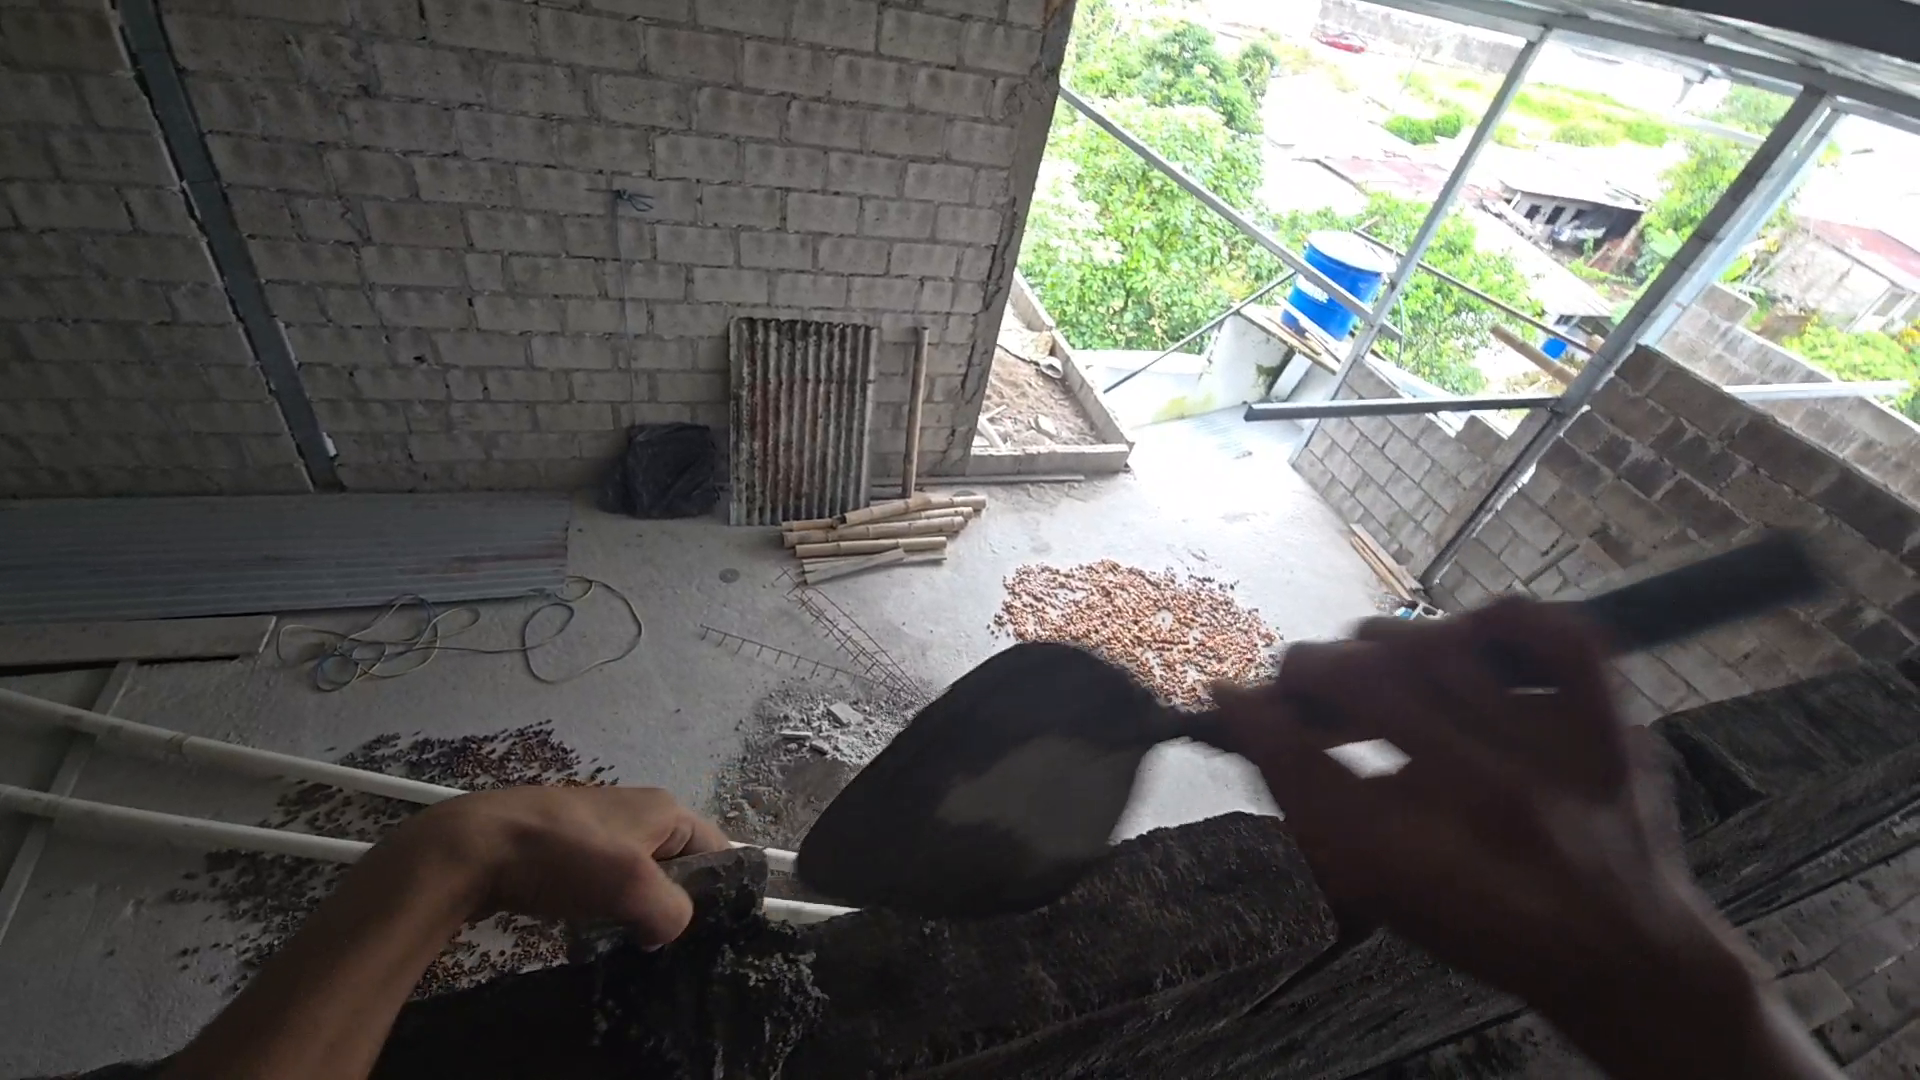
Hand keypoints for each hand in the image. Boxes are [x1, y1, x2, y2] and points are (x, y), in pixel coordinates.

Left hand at [387, 786, 731, 944]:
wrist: (472, 848)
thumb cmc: (563, 857)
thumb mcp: (632, 886)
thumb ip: (670, 912)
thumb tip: (664, 932)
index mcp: (666, 808)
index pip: (717, 848)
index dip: (720, 888)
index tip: (705, 931)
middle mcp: (639, 812)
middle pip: (678, 864)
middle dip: (672, 902)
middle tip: (658, 940)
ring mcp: (599, 829)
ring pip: (638, 876)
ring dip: (633, 908)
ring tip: (619, 938)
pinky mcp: (564, 847)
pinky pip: (601, 881)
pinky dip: (600, 906)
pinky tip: (583, 927)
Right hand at [1213, 600, 1838, 1077]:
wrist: (1623, 955)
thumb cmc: (1468, 915)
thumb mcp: (1361, 876)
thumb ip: (1291, 789)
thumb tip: (1237, 706)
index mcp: (1417, 852)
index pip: (1296, 753)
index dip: (1250, 712)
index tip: (1230, 695)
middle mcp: (1485, 796)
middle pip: (1361, 678)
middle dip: (1309, 672)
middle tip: (1304, 687)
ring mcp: (1556, 752)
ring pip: (1435, 643)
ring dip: (1382, 648)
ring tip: (1377, 674)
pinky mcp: (1609, 723)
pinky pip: (1553, 634)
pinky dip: (1500, 621)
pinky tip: (1468, 639)